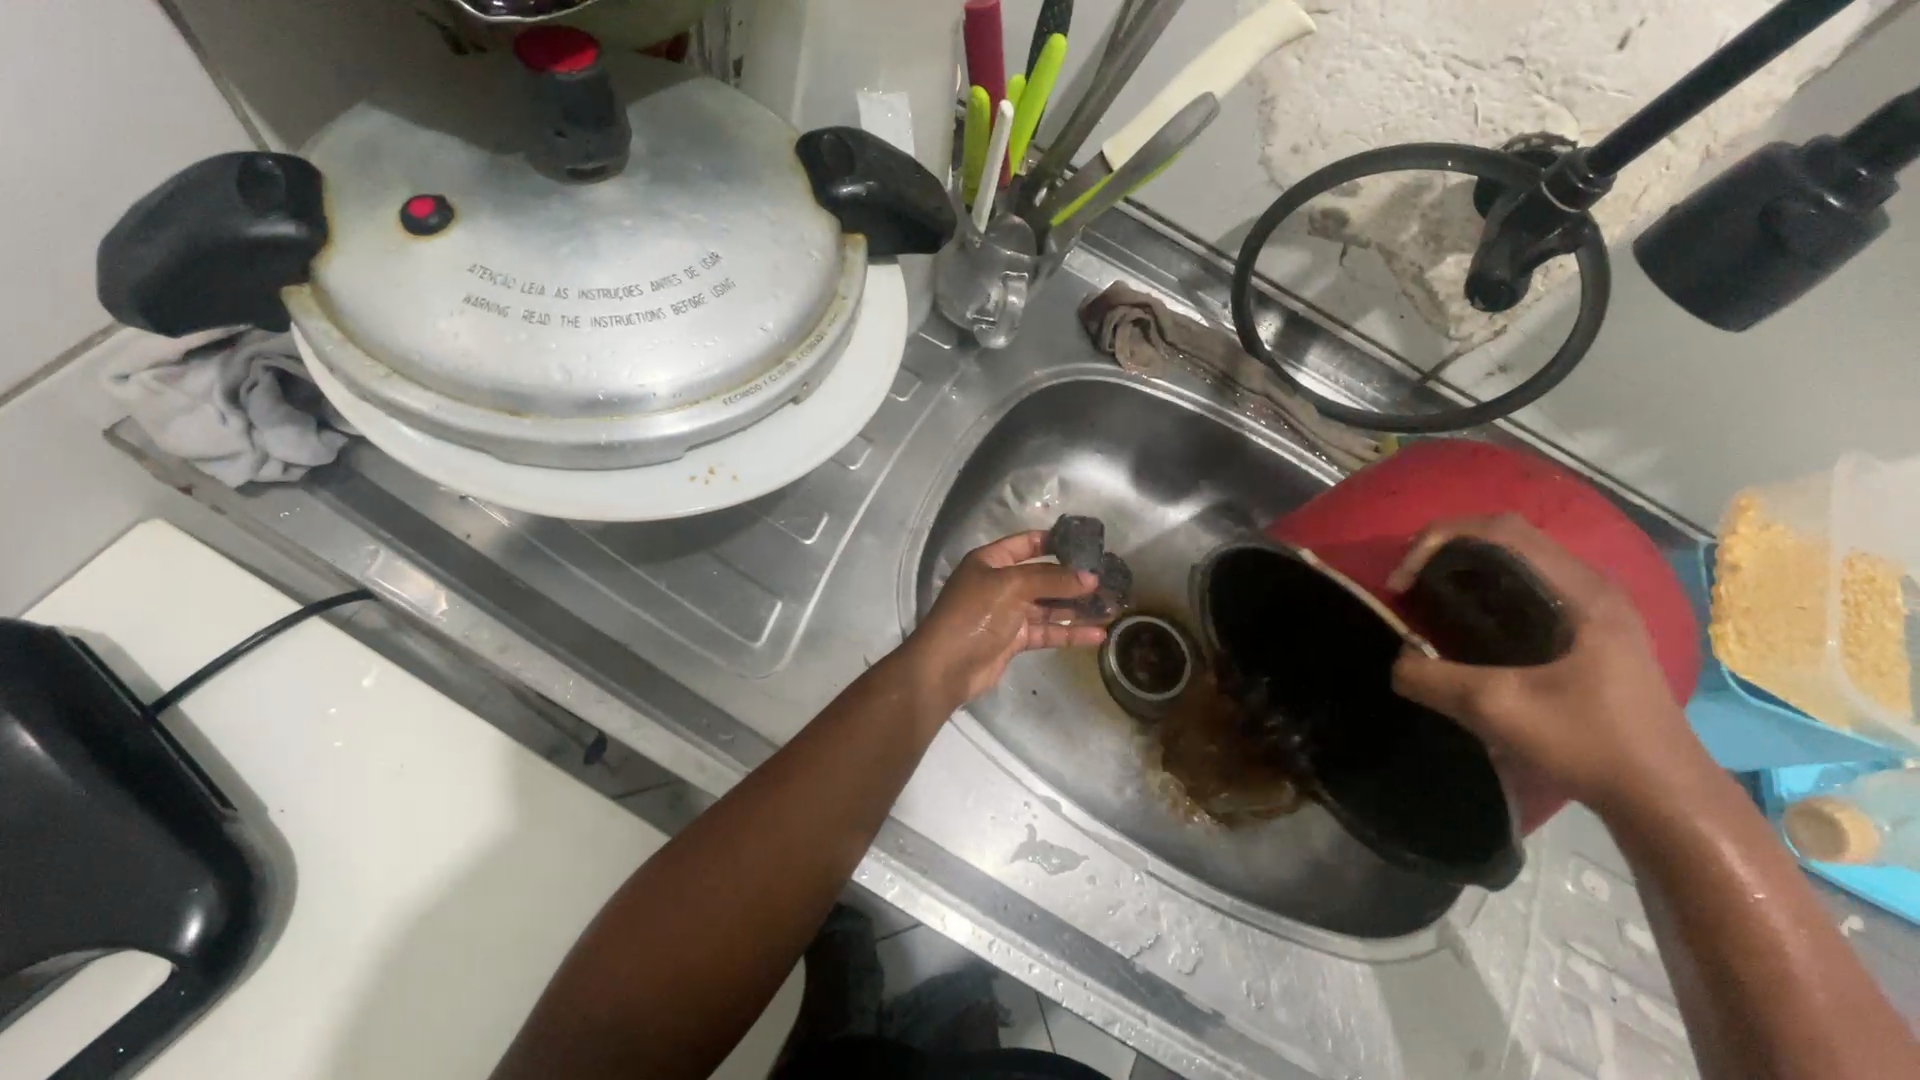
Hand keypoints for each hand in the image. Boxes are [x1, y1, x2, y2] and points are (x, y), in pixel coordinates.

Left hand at [905, 531, 1109, 707]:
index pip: (1027, 544)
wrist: (945, 667)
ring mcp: (1007, 613)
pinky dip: (1070, 632)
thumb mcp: (1011, 587)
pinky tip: (1097, 635)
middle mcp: (999, 583)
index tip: (1087, 545)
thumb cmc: (974, 615)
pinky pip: (1047, 631)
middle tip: (1109, 581)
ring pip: (1049, 606)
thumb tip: (1090, 577)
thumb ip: (1051, 579)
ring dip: (1078, 608)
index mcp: (990, 561)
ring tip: (1112, 608)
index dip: (1055, 542)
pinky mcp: (1014, 640)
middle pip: (1043, 577)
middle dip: (1075, 580)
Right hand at [1386, 515, 1708, 815]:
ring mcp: (1594, 609)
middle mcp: (1591, 586)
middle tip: (1406, 587)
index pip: (1499, 530)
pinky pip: (1525, 591)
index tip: (1401, 584)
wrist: (1662, 796)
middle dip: (1444, 552)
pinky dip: (1483, 594)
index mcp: (1580, 590)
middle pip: (1506, 538)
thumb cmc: (1589, 743)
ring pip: (1515, 564)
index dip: (1437, 542)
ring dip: (1463, 572)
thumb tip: (1396, 660)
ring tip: (1425, 602)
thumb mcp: (1498, 710)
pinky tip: (1463, 627)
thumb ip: (1434, 679)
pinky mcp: (1588, 633)